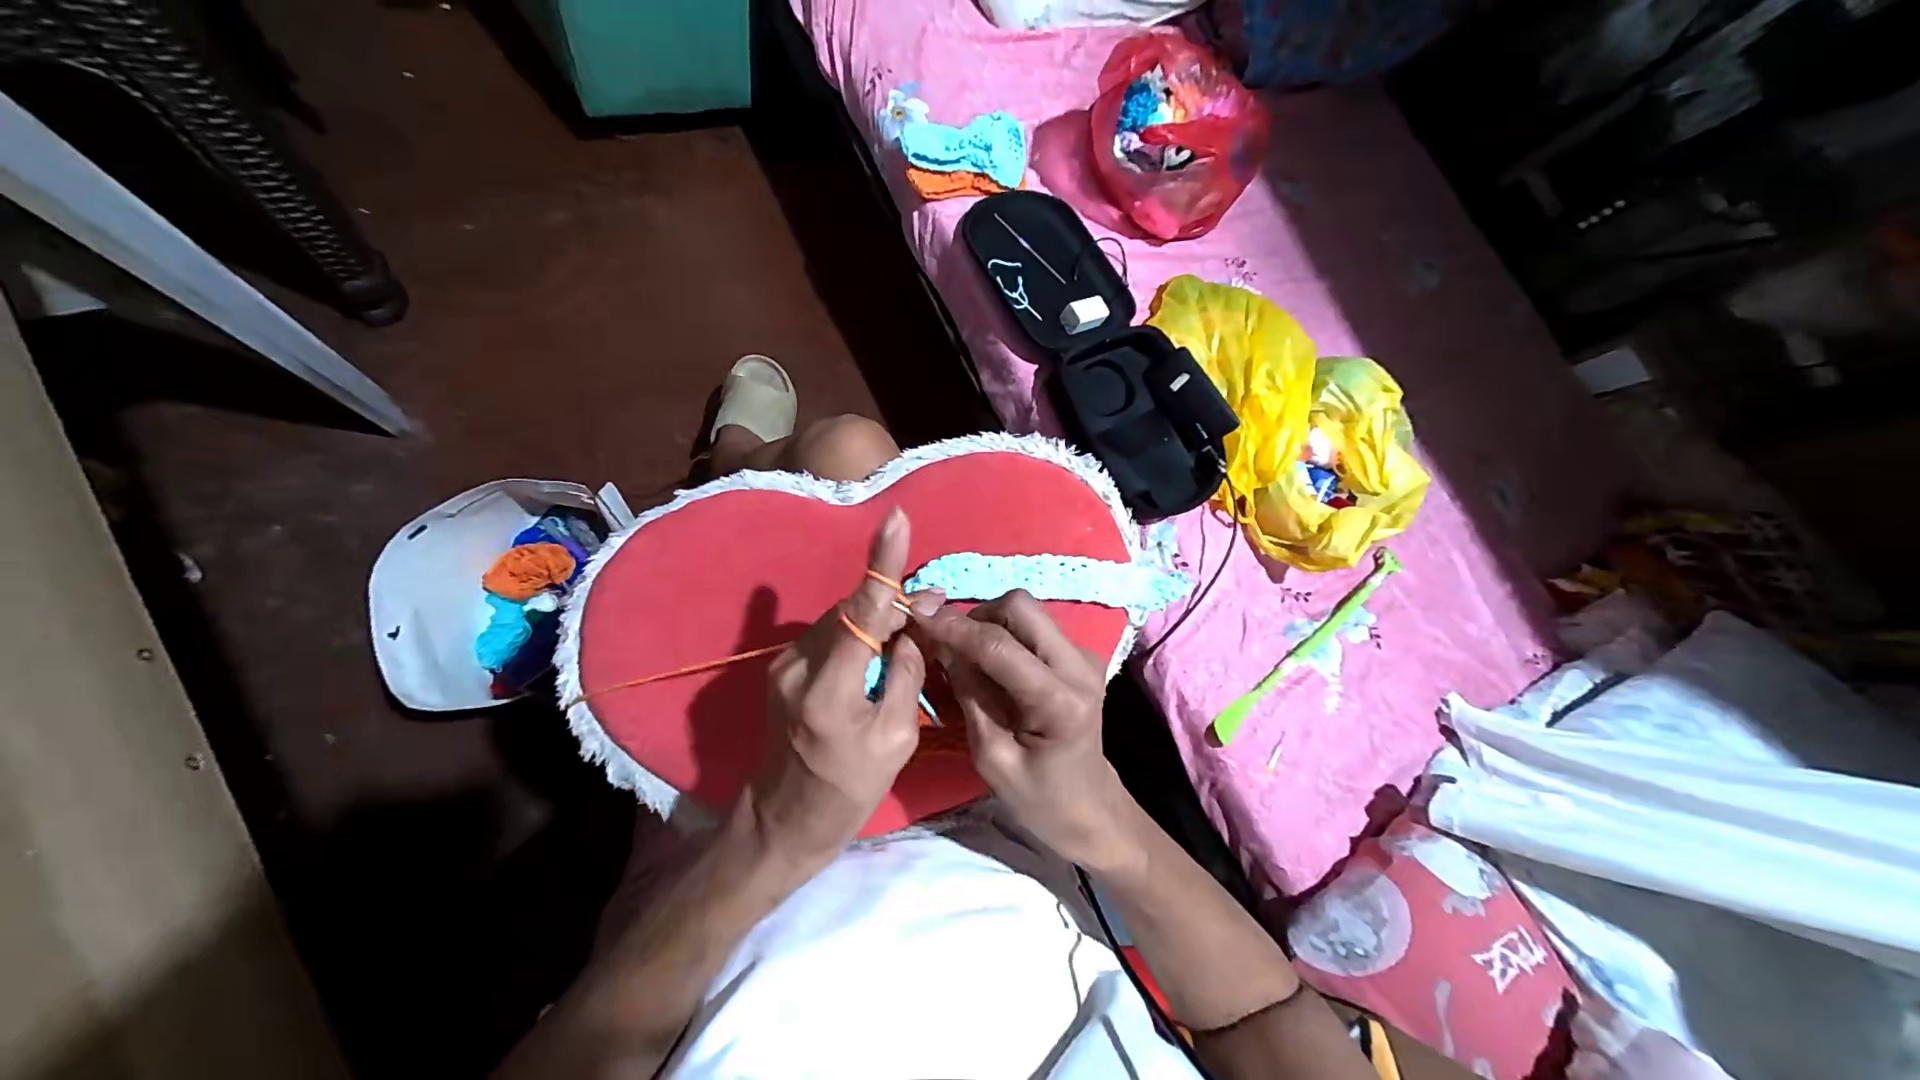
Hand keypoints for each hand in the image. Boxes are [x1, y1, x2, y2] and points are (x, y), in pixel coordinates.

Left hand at [745, 507, 941, 869]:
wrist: (782, 821)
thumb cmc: (847, 791)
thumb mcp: (895, 739)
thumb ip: (906, 674)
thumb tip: (915, 626)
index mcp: (828, 689)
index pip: (862, 612)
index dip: (882, 564)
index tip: (896, 520)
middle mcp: (797, 666)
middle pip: (855, 612)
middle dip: (893, 608)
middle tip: (928, 615)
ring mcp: (783, 664)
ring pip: (842, 621)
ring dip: (876, 623)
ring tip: (904, 646)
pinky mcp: (781, 667)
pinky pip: (830, 636)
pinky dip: (857, 636)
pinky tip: (875, 656)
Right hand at [915, 590, 1141, 870]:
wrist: (1089, 808)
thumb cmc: (1039, 797)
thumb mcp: (991, 757)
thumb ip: (968, 694)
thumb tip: (940, 643)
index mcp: (1060, 702)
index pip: (999, 646)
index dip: (954, 627)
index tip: (917, 614)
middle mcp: (1080, 666)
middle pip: (1020, 606)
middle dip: (976, 616)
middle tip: (948, 643)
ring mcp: (1085, 656)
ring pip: (1027, 611)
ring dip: (989, 622)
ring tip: (966, 655)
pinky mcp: (1080, 655)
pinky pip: (1034, 626)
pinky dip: (1005, 633)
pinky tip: (992, 664)